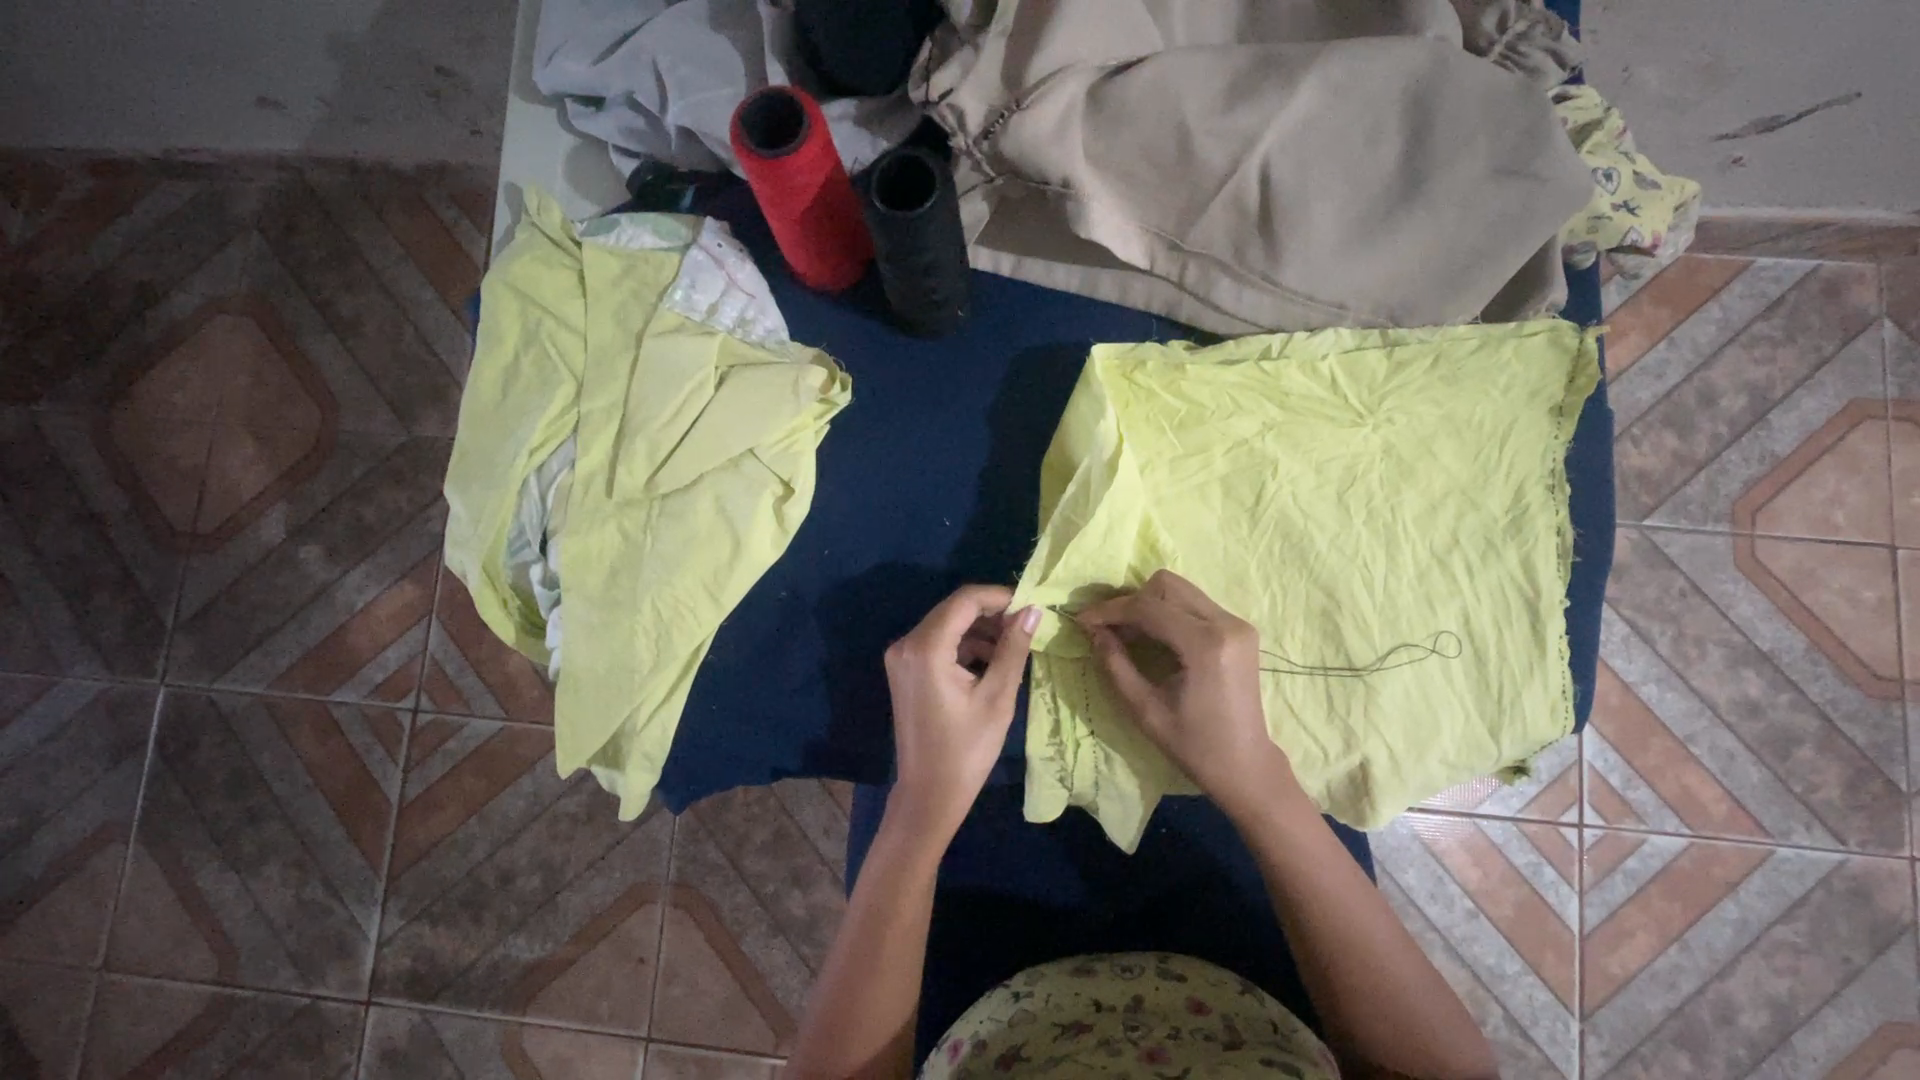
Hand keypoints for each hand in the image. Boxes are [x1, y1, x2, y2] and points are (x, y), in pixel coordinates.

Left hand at [884, 585, 1038, 842]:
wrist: (929, 793)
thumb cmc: (967, 749)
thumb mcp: (998, 696)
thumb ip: (1013, 648)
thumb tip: (1032, 611)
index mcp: (926, 648)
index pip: (965, 600)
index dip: (1000, 596)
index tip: (1030, 605)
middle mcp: (906, 644)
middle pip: (954, 610)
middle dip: (992, 614)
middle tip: (1027, 626)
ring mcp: (902, 657)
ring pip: (947, 626)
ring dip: (980, 630)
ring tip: (1014, 647)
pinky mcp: (905, 670)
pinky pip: (938, 644)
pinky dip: (964, 646)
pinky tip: (991, 663)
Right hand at [1077, 570, 1298, 817]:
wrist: (1244, 764)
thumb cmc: (1194, 745)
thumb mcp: (1144, 709)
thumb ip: (1116, 664)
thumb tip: (1093, 631)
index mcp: (1206, 645)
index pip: (1149, 607)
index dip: (1111, 611)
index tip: (1082, 621)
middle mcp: (1226, 624)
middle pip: (1166, 585)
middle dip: (1131, 602)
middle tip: (1108, 629)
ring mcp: (1237, 623)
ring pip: (1180, 590)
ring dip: (1148, 605)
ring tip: (1127, 634)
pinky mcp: (1239, 629)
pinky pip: (1193, 604)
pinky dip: (1167, 612)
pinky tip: (1153, 638)